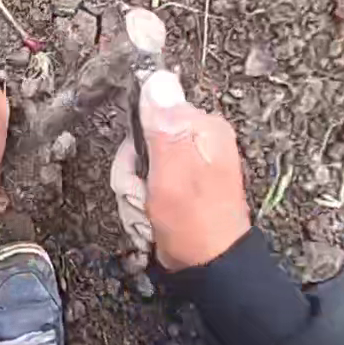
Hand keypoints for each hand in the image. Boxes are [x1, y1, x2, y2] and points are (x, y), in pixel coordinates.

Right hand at [111, 71, 249, 268]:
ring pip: (139, 164)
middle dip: (134, 173)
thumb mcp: (173, 170)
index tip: (139, 168)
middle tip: (145, 196)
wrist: (210, 266)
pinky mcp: (180, 182)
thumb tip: (158, 78)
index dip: (135, 143)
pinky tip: (153, 217)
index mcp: (204, 128)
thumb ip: (163, 125)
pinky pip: (147, 181)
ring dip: (136, 191)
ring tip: (150, 210)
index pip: (151, 111)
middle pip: (141, 140)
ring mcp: (189, 162)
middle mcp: (199, 139)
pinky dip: (143, 201)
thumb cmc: (194, 221)